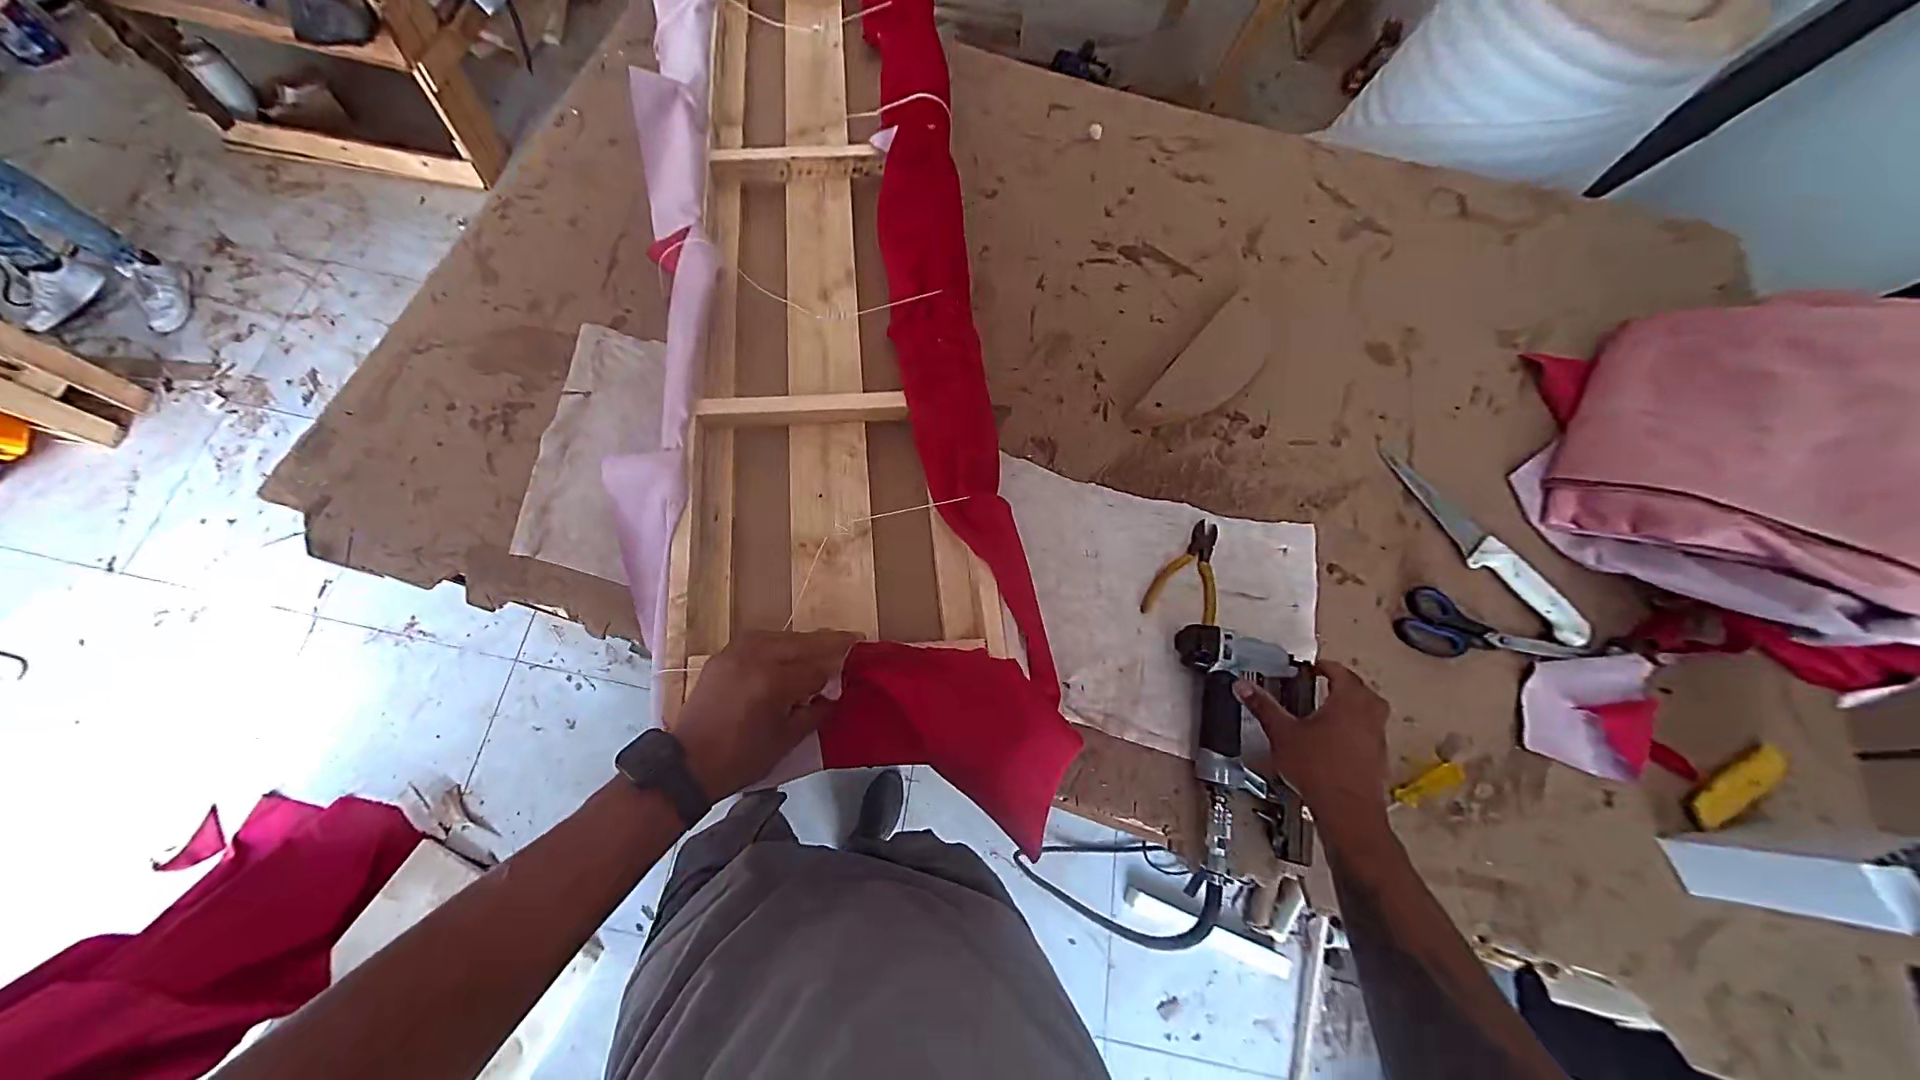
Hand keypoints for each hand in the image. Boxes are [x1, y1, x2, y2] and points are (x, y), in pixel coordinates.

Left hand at [671, 629, 860, 800]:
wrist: (687, 764)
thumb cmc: (740, 759)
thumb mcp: (787, 741)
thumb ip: (816, 713)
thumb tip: (833, 695)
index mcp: (773, 681)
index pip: (817, 669)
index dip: (834, 675)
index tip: (848, 676)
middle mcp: (755, 657)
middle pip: (803, 643)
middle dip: (829, 644)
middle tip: (852, 640)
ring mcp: (736, 652)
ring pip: (782, 636)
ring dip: (805, 641)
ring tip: (824, 645)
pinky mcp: (723, 655)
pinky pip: (760, 640)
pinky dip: (780, 642)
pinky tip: (790, 650)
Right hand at [1234, 660, 1389, 821]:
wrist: (1347, 811)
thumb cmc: (1316, 767)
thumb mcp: (1282, 733)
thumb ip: (1263, 707)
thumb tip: (1242, 685)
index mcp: (1348, 702)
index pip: (1342, 673)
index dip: (1326, 667)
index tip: (1314, 668)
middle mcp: (1369, 717)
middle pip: (1364, 691)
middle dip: (1345, 685)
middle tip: (1326, 685)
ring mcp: (1377, 740)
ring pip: (1372, 714)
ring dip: (1354, 707)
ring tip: (1330, 712)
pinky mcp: (1378, 761)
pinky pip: (1370, 736)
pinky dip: (1356, 731)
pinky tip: (1336, 742)